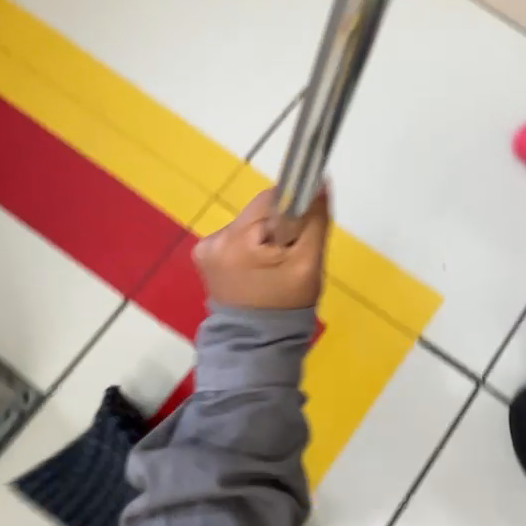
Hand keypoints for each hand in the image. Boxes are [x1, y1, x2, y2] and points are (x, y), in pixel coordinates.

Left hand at [193, 187, 330, 310]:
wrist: (256, 343)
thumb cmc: (287, 303)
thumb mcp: (309, 261)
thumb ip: (315, 220)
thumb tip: (320, 182)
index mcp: (239, 240)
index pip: (274, 199)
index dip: (295, 209)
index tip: (303, 230)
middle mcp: (215, 238)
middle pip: (261, 210)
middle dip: (281, 224)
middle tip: (291, 252)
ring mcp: (206, 248)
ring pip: (252, 221)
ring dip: (268, 234)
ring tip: (275, 263)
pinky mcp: (205, 255)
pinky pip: (239, 235)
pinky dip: (254, 244)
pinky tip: (259, 266)